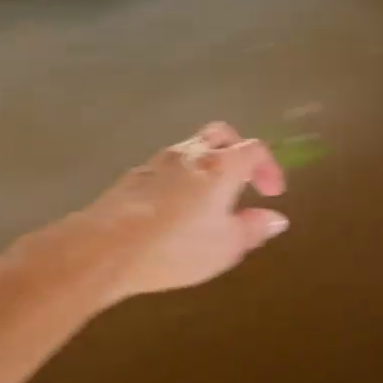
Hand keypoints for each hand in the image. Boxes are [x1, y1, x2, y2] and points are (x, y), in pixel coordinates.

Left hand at [69, 122, 287, 299]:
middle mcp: (191, 153)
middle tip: (243, 182)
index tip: (273, 193)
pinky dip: (182, 180)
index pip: (254, 150)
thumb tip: (275, 218)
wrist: (106, 248)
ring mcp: (158, 162)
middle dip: (238, 152)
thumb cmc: (177, 248)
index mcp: (220, 166)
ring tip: (210, 201)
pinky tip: (177, 210)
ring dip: (208, 166)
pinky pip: (167, 168)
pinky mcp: (134, 176)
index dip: (269, 168)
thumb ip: (253, 229)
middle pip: (221, 135)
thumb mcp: (226, 247)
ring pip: (192, 149)